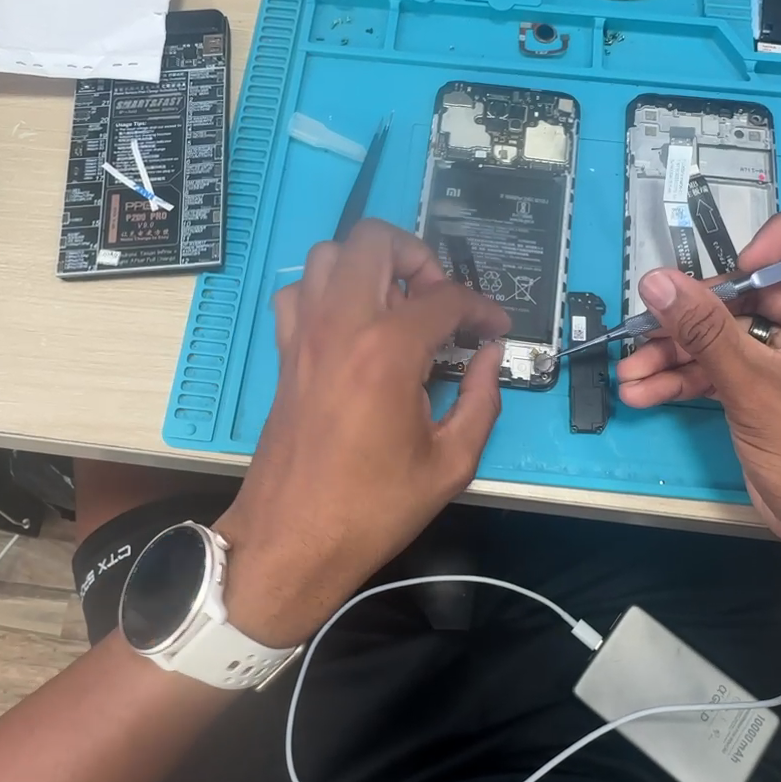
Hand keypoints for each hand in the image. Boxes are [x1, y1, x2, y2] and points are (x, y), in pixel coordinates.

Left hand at [216, 220, 510, 646]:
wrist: (293, 540)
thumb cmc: (374, 508)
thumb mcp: (451, 463)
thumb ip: (482, 400)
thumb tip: (490, 357)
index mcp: (388, 351)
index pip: (445, 299)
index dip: (481, 309)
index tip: (495, 331)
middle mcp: (341, 325)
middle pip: (375, 241)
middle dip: (419, 256)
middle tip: (439, 301)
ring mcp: (304, 334)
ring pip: (329, 254)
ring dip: (370, 265)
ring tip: (397, 306)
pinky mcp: (285, 353)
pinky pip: (299, 292)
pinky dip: (327, 290)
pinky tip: (351, 325)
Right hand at [615, 206, 780, 564]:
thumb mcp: (755, 383)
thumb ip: (701, 328)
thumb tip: (654, 281)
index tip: (740, 269)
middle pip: (758, 291)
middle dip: (695, 314)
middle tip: (647, 330)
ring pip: (735, 333)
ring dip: (680, 353)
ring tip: (632, 371)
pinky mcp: (779, 387)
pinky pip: (731, 366)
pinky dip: (692, 378)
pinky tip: (646, 392)